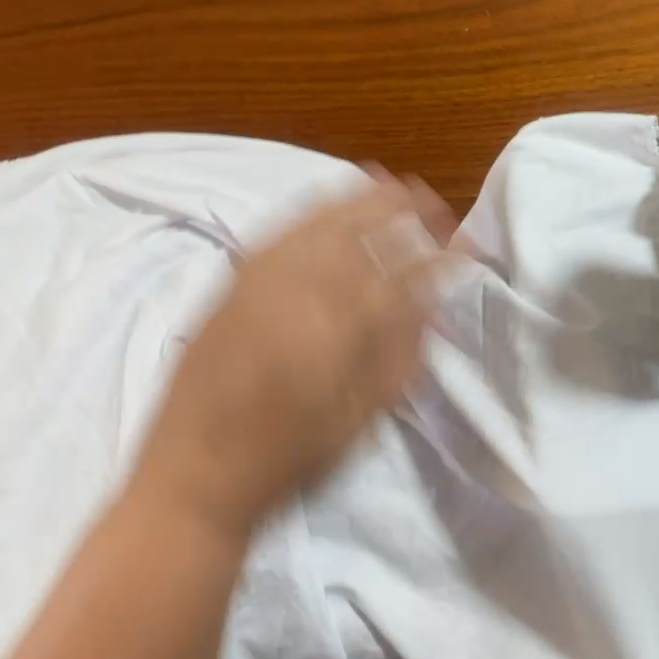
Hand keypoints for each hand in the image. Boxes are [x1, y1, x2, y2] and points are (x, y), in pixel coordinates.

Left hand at [130, 171, 456, 530]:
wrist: (195, 473)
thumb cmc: (290, 457)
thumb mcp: (361, 416)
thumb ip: (400, 355)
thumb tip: (430, 307)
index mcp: (341, 325)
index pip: (403, 271)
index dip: (438, 254)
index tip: (462, 245)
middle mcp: (300, 287)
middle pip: (359, 226)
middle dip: (399, 207)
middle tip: (427, 200)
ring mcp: (258, 279)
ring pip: (316, 219)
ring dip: (356, 199)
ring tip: (386, 186)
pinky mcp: (229, 284)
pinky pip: (279, 230)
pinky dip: (311, 211)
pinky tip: (326, 210)